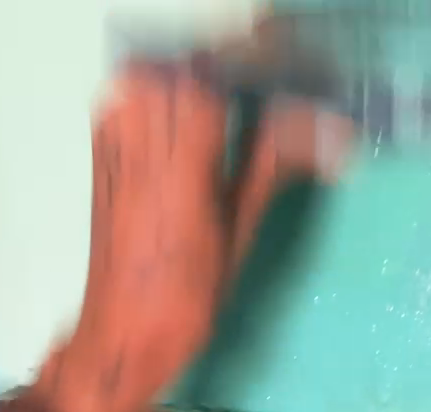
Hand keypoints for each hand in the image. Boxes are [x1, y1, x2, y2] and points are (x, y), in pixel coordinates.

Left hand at [36, 64, 351, 411]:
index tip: (313, 87)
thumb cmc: (181, 299)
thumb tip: (326, 127)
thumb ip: (273, 161)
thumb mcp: (238, 229)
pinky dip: (185, 95)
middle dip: (252, 74)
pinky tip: (215, 120)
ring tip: (260, 111)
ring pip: (177, 68)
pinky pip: (149, 89)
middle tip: (295, 101)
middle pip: (205, 62)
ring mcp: (114, 123)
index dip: (279, 71)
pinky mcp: (104, 135)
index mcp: (178, 143)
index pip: (233, 69)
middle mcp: (137, 119)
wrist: (122, 331)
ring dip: (219, 82)